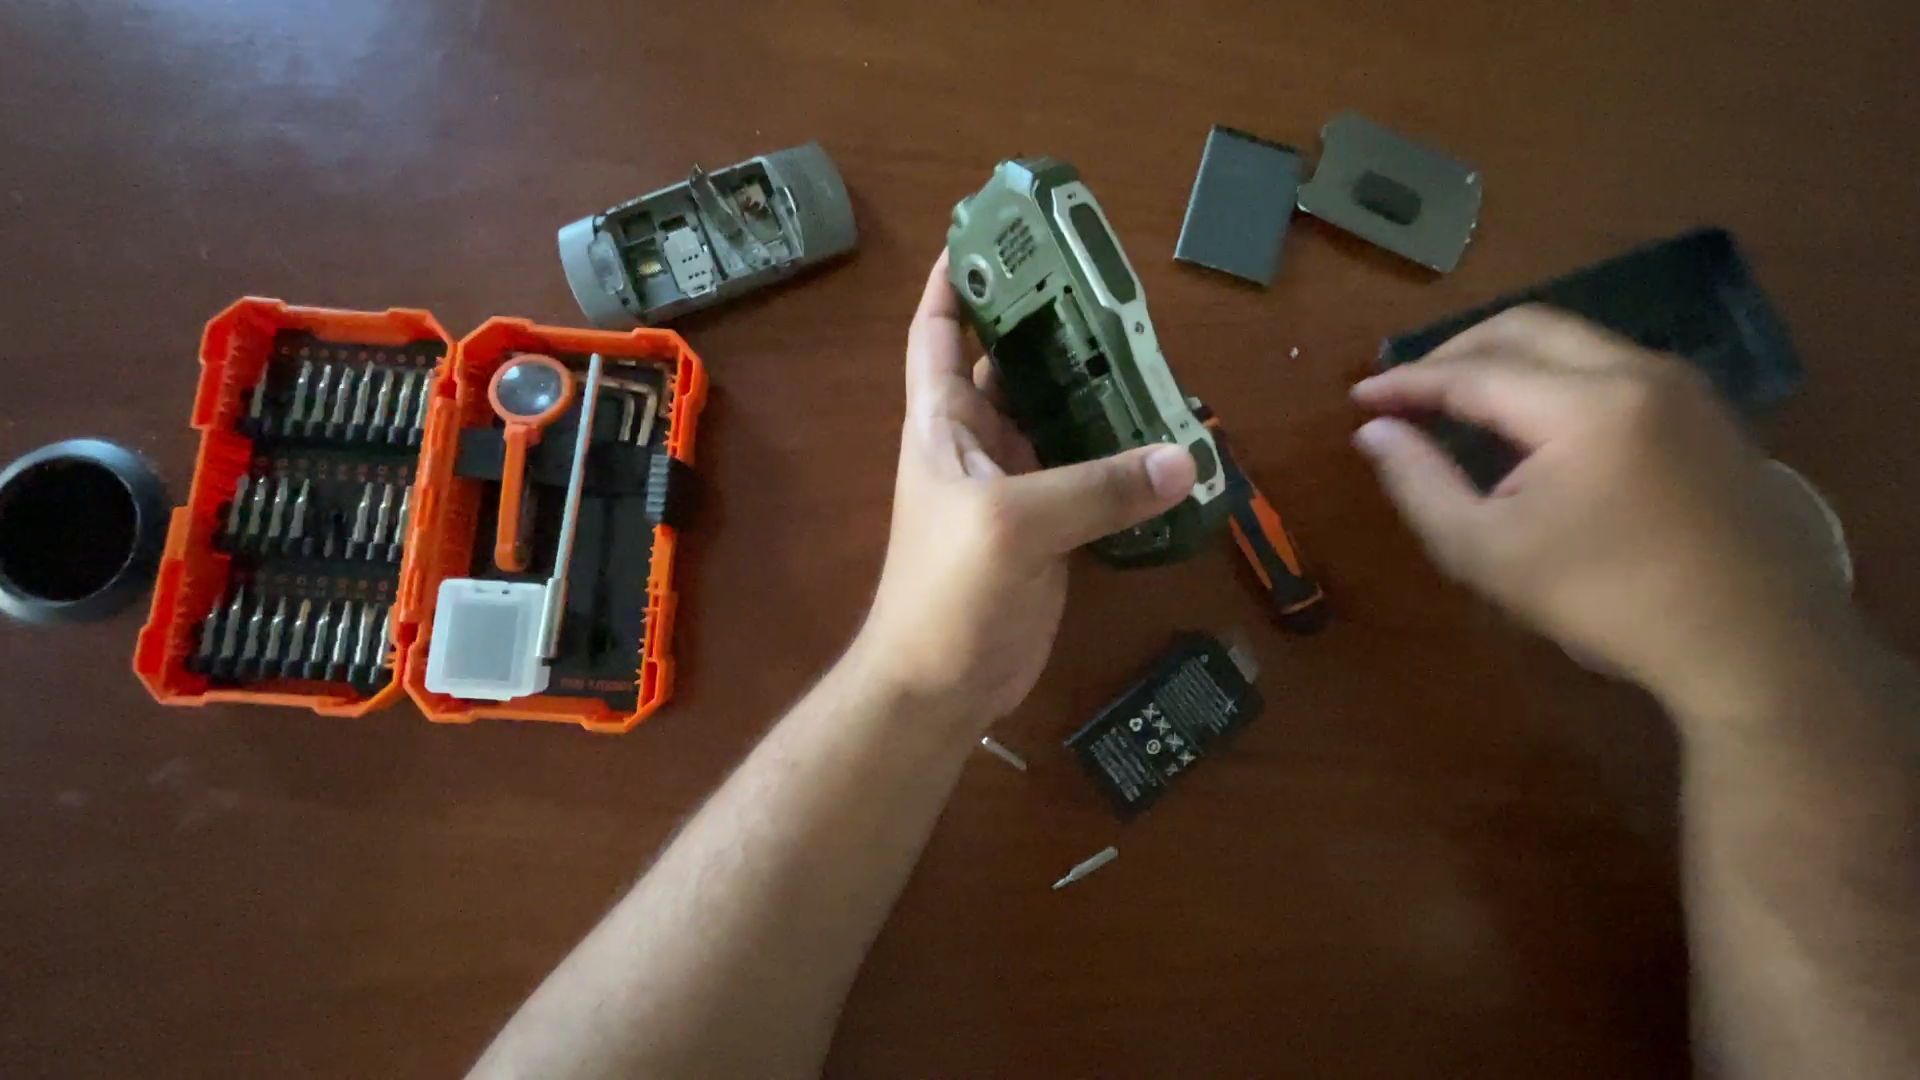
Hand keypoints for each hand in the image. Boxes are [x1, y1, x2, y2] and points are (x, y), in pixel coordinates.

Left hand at [849, 254, 1197, 724]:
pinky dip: (1116, 451)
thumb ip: (1094, 488)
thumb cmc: (948, 592)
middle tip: (1109, 286)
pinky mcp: (1046, 523)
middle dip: (1047, 323)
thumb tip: (1186, 460)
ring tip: (1148, 349)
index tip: (991, 231)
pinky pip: (1083, 471)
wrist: (942, 681)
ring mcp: (1013, 483)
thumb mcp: (1012, 525)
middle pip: (1008, 362)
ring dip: (1090, 385)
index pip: (938, 330)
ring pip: (1053, 415)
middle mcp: (975, 441)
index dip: (955, 278)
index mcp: (943, 421)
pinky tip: (1162, 436)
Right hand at [1350, 306, 1852, 713]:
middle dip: (1451, 352)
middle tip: (1402, 391)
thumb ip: (1417, 480)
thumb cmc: (1598, 597)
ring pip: (1569, 339)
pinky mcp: (1701, 409)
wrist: (1750, 642)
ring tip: (1450, 400)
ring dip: (1500, 359)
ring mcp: (1680, 385)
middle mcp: (1638, 372)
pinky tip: (1520, 418)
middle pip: (1524, 328)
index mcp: (1583, 407)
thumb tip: (1373, 431)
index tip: (1357, 399)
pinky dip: (1545, 374)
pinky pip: (1604, 363)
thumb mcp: (1480, 548)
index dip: (1405, 383)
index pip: (1471, 373)